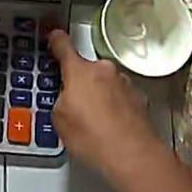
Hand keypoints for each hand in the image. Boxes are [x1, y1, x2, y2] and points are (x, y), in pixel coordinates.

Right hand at [48, 30, 167, 178]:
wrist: (133, 155)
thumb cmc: (95, 137)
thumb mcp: (60, 120)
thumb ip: (59, 100)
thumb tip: (66, 100)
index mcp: (79, 71)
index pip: (63, 46)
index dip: (56, 41)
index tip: (54, 36)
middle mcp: (103, 70)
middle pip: (85, 70)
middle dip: (79, 84)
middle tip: (74, 107)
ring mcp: (123, 82)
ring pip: (103, 83)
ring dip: (98, 95)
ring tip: (94, 123)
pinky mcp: (137, 96)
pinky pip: (118, 95)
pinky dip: (113, 105)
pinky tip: (110, 126)